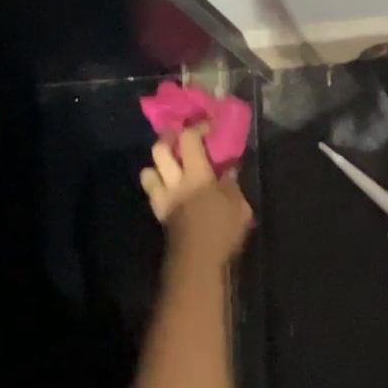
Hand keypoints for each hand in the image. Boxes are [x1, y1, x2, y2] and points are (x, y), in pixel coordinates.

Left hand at [141, 126, 252, 266]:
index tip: (208, 124)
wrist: (197, 263)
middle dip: (167, 138)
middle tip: (177, 136)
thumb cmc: (223, 232)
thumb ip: (232, 186)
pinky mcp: (160, 214)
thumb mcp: (239, 207)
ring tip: (168, 167)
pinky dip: (158, 187)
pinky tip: (170, 190)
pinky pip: (153, 194)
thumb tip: (229, 171)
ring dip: (156, 166)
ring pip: (147, 172)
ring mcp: (163, 198)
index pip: (190, 140)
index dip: (197, 127)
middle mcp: (175, 182)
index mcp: (197, 176)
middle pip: (159, 150)